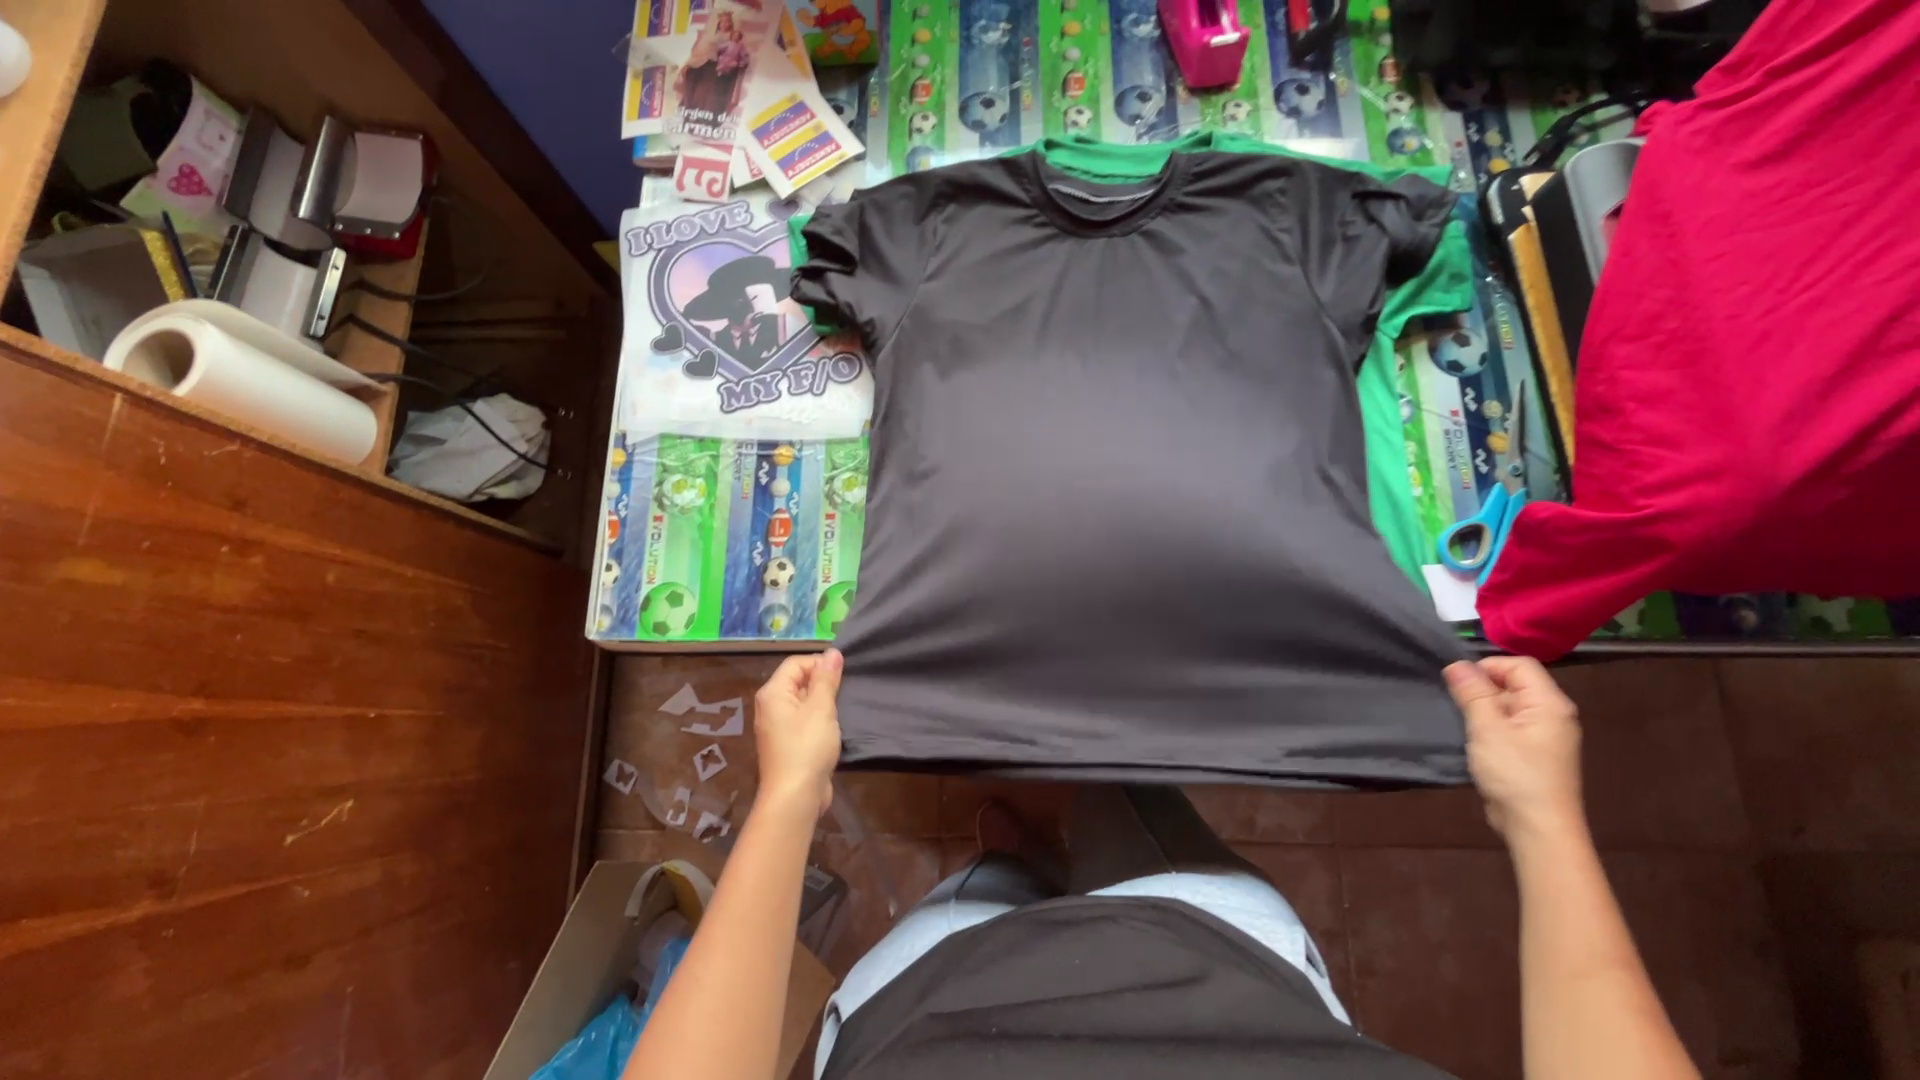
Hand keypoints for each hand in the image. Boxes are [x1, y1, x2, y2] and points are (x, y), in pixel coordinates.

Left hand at [753, 649, 843, 818]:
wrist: (795, 796)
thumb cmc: (807, 747)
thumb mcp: (821, 708)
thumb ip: (826, 679)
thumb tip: (832, 652)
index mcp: (772, 693)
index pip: (795, 663)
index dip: (819, 664)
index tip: (842, 676)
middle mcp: (769, 706)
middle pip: (797, 681)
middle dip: (821, 683)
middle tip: (844, 693)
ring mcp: (776, 727)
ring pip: (802, 702)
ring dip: (822, 703)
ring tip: (840, 711)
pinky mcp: (786, 744)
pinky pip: (802, 721)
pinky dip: (818, 720)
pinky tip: (833, 729)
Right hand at [1444, 657, 1584, 843]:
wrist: (1537, 827)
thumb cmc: (1515, 773)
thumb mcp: (1488, 728)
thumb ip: (1473, 693)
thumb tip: (1456, 664)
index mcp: (1549, 703)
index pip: (1519, 665)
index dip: (1487, 666)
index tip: (1458, 682)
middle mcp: (1551, 715)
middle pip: (1514, 684)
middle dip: (1482, 689)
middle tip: (1456, 704)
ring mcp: (1544, 735)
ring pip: (1508, 706)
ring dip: (1482, 709)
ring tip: (1462, 722)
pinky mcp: (1532, 753)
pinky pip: (1509, 726)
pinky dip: (1489, 727)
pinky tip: (1473, 739)